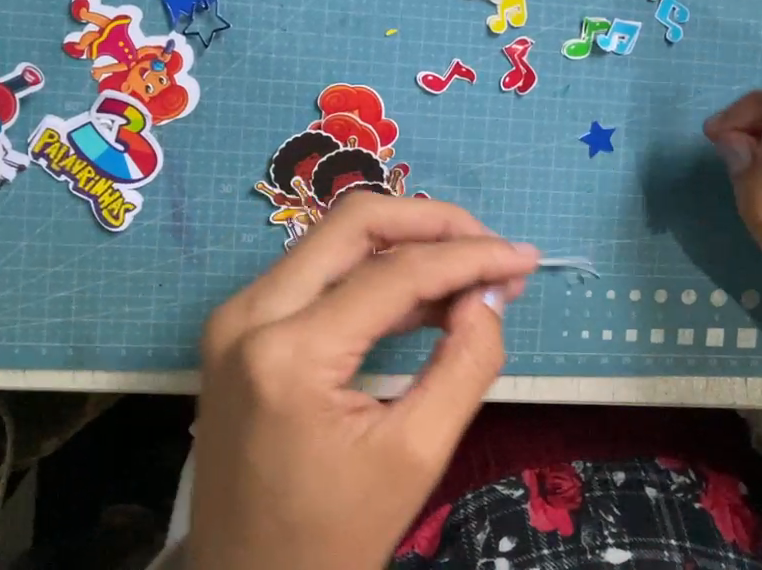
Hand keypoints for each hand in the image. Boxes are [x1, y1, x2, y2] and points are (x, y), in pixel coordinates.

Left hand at [189, 193, 540, 569]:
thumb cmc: (331, 539)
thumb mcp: (416, 456)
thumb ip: (465, 364)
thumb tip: (489, 295)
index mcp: (289, 353)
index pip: (394, 272)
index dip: (469, 257)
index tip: (524, 258)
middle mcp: (250, 314)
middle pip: (354, 224)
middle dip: (434, 224)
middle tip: (492, 248)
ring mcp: (237, 317)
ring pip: (334, 240)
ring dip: (407, 244)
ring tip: (473, 273)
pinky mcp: (240, 328)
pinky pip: (316, 273)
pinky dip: (375, 273)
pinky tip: (426, 297)